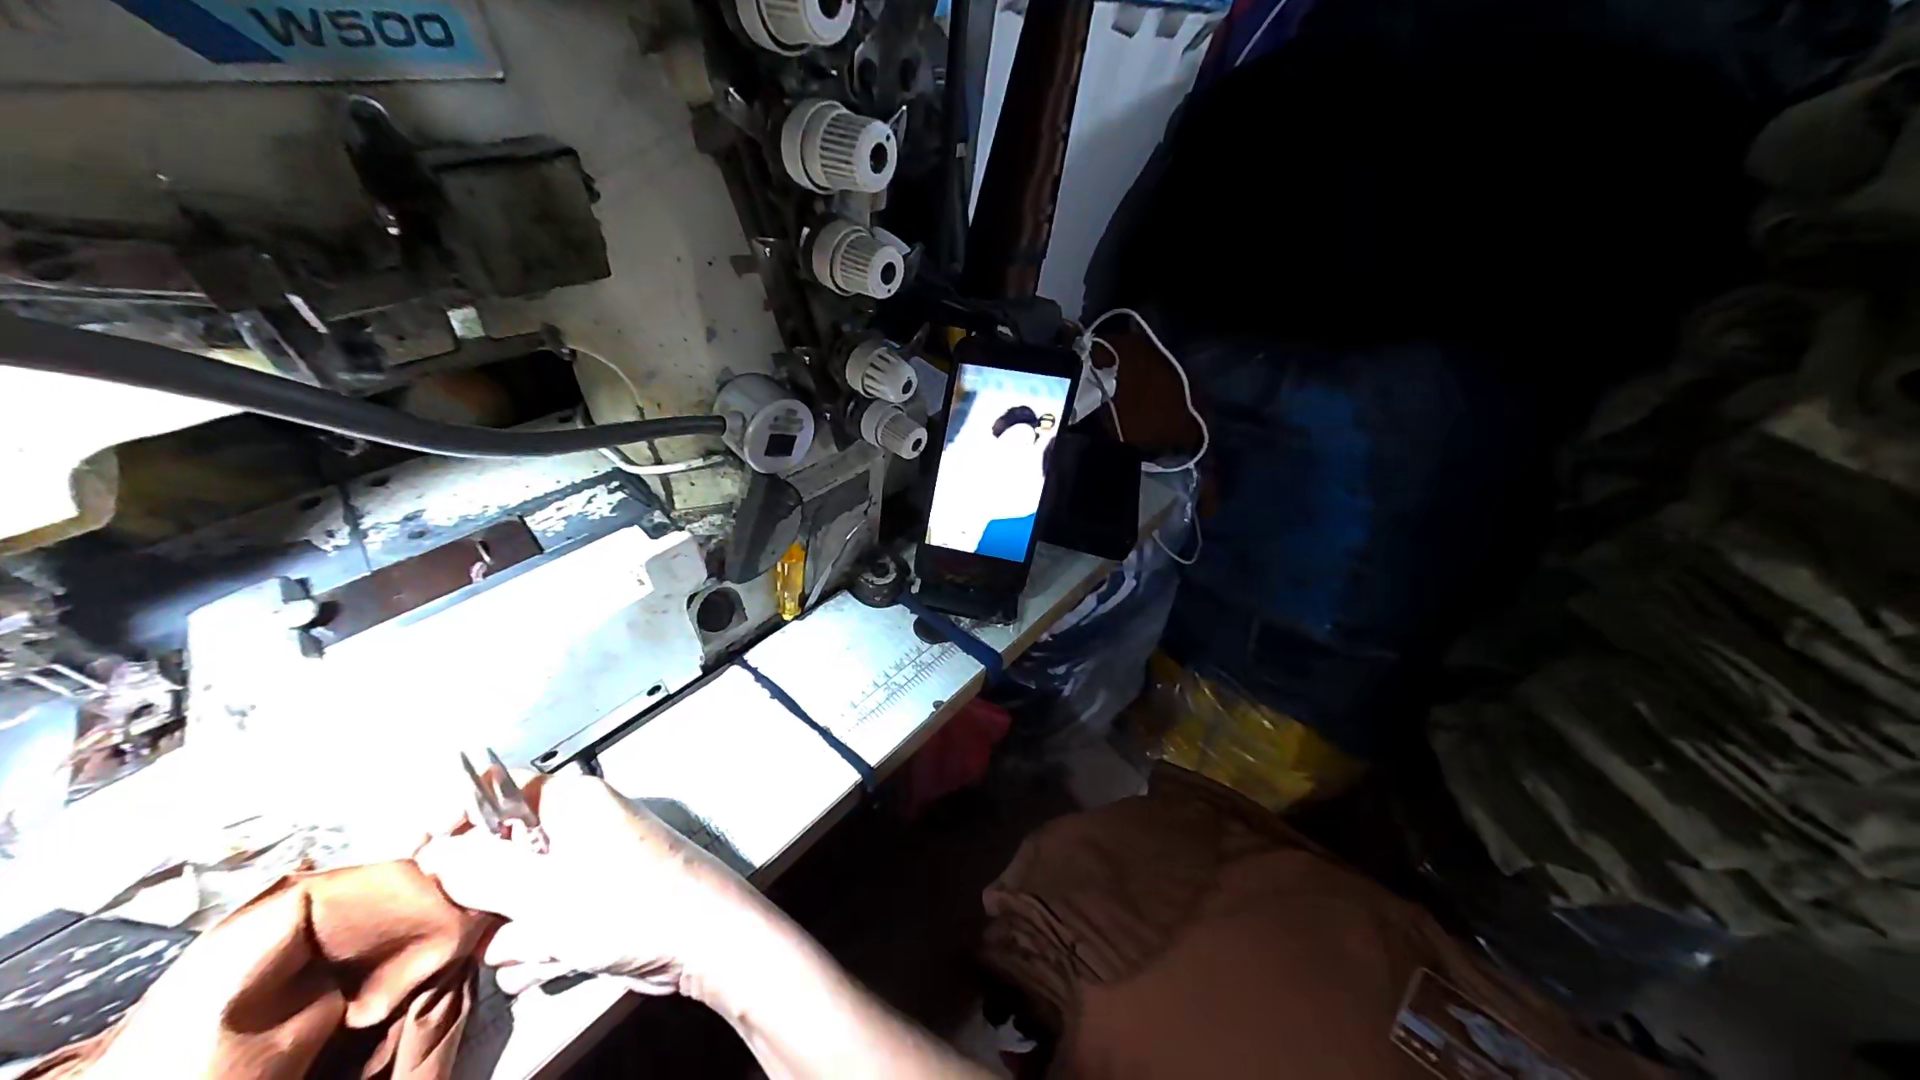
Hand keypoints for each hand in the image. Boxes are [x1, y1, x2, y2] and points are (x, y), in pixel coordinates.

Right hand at [415, 770, 775, 999]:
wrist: (701, 942)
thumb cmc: (630, 903)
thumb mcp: (543, 889)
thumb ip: (479, 870)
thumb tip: (433, 853)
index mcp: (571, 803)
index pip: (493, 794)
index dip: (450, 823)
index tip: (413, 860)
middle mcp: (578, 829)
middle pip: (498, 856)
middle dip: (488, 899)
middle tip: (487, 922)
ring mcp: (586, 870)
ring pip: (516, 901)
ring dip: (519, 934)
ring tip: (545, 945)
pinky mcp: (594, 908)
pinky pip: (544, 927)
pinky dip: (543, 949)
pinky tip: (557, 962)